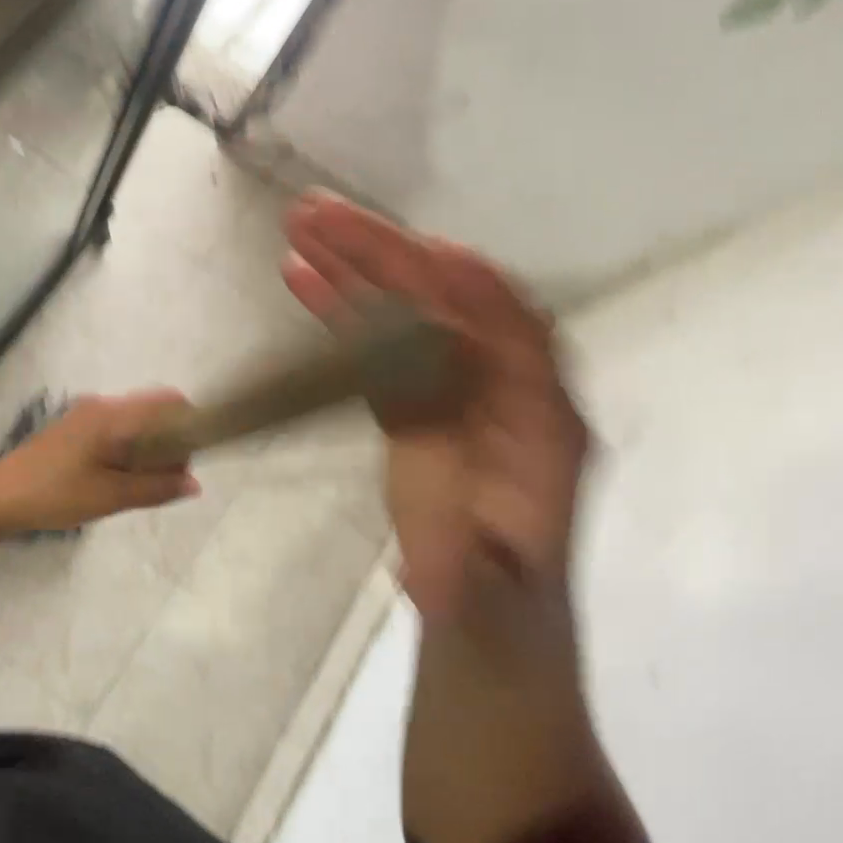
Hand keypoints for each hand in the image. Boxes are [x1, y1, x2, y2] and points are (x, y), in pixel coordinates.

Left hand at [0, 391, 201, 535]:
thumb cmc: (54, 494)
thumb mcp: (110, 497)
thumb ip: (155, 489)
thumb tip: (194, 484)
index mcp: (111, 414)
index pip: (168, 401)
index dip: (191, 422)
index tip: (196, 456)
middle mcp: (100, 407)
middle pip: (153, 414)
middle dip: (170, 444)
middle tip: (168, 483)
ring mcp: (84, 418)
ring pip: (134, 427)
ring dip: (148, 453)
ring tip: (143, 488)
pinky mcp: (73, 433)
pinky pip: (115, 435)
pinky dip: (128, 454)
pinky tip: (119, 484)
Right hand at [281, 191, 588, 618]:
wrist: (486, 625)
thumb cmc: (492, 610)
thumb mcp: (475, 594)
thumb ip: (453, 565)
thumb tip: (426, 561)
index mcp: (541, 431)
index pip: (515, 342)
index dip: (476, 295)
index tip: (432, 252)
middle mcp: (502, 394)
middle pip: (449, 307)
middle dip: (391, 258)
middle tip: (325, 217)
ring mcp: (455, 394)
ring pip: (406, 315)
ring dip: (359, 269)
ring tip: (302, 228)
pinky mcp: (415, 406)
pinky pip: (378, 345)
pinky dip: (344, 308)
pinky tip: (304, 278)